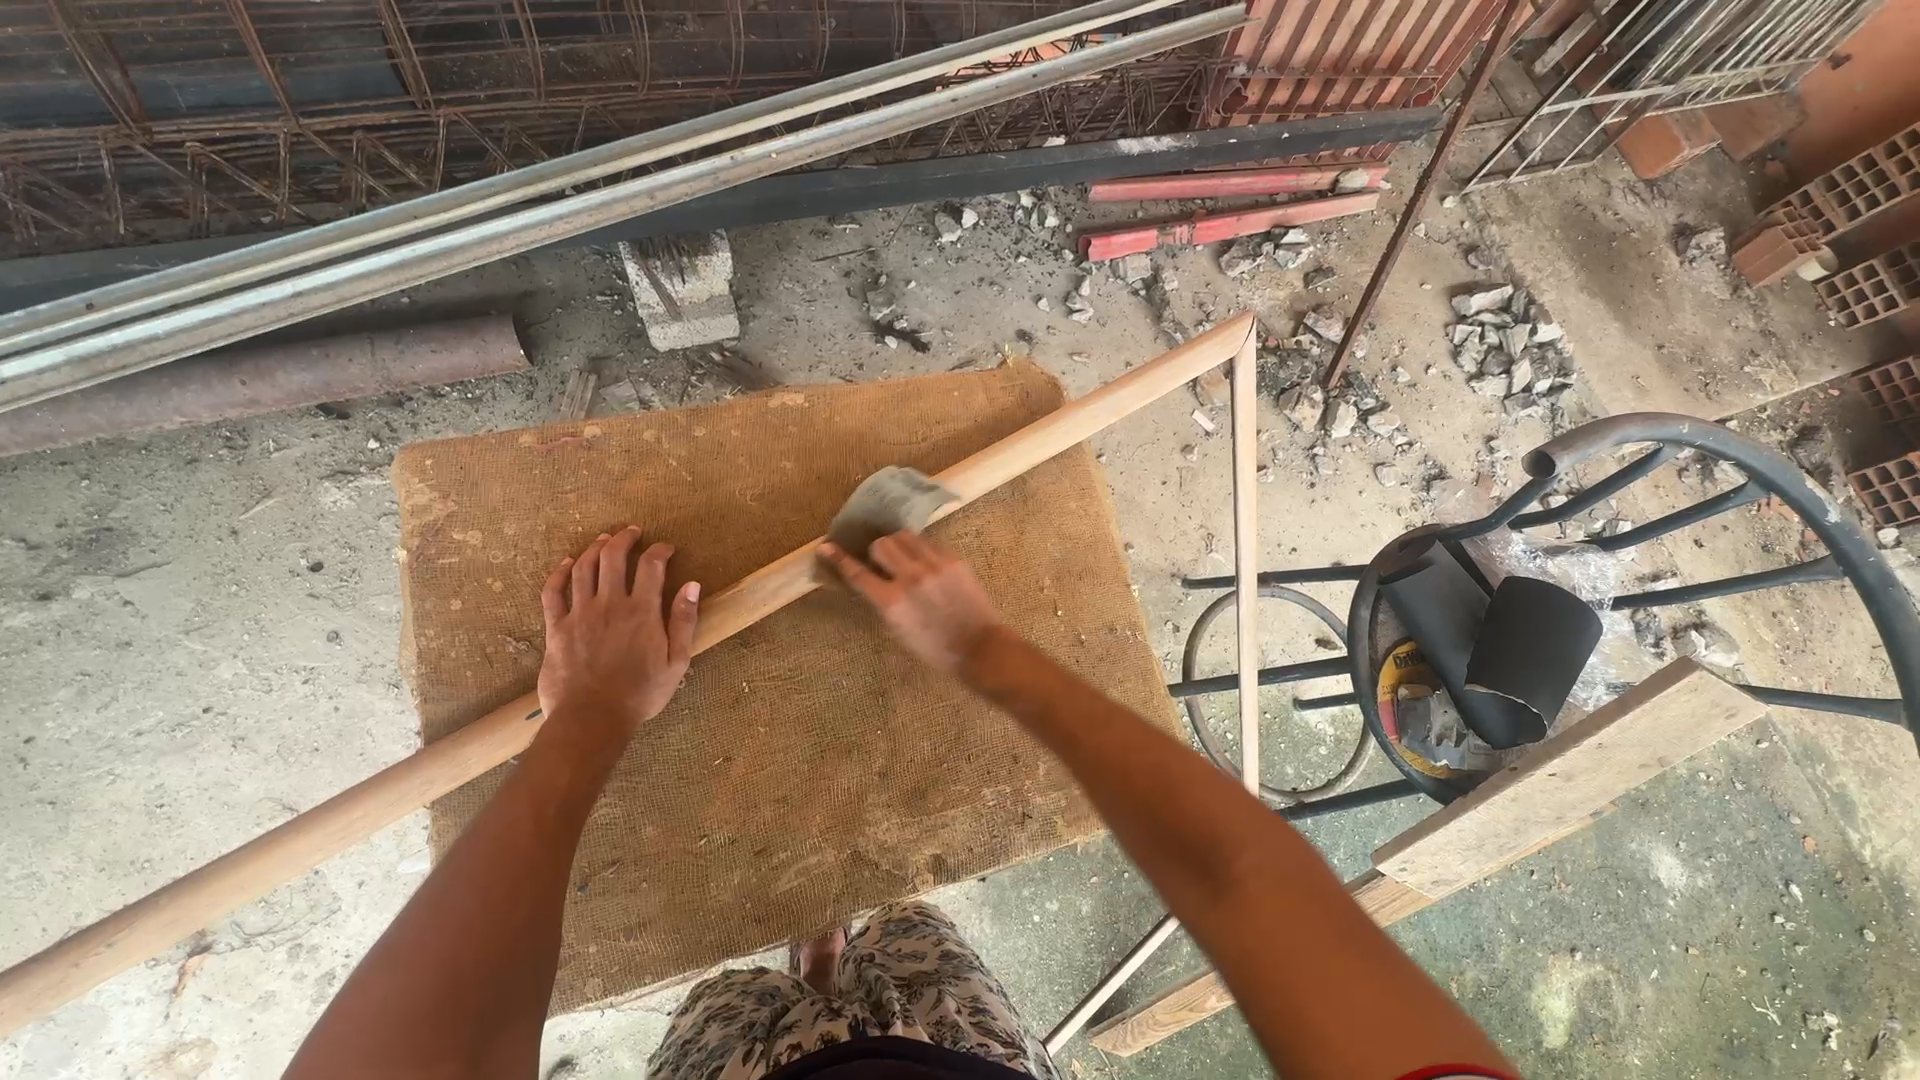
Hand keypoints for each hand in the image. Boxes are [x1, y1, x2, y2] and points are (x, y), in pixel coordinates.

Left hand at [537, 526, 699, 734]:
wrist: (592, 718)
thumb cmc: (641, 694)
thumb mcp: (677, 662)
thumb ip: (684, 621)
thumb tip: (692, 586)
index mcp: (642, 612)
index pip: (652, 566)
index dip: (660, 550)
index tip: (666, 548)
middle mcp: (610, 604)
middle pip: (614, 557)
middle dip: (625, 539)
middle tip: (632, 532)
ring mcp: (580, 614)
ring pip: (583, 568)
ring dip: (594, 548)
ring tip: (603, 539)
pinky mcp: (556, 628)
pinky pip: (552, 592)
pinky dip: (558, 573)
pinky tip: (565, 563)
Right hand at [817, 530, 1002, 674]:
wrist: (978, 647)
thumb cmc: (934, 648)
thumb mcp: (898, 631)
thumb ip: (883, 602)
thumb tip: (873, 581)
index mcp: (891, 602)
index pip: (857, 573)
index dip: (839, 558)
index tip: (826, 546)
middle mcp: (910, 578)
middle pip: (881, 544)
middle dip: (878, 553)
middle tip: (885, 565)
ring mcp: (934, 565)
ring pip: (904, 536)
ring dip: (899, 546)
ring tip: (906, 560)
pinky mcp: (953, 559)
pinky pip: (929, 543)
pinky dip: (922, 550)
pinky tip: (928, 565)